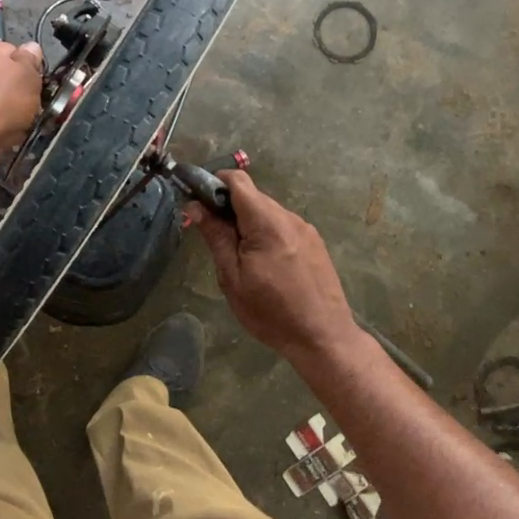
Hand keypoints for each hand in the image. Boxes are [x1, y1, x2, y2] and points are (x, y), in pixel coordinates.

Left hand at [0, 42, 43, 156]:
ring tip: (21, 126)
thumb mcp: (28, 74)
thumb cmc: (2, 103)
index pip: (13, 50)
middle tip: (34, 106)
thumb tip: (31, 47)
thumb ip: (30, 58)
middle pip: (5, 78)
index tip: (39, 81)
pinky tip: (6, 139)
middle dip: (20, 92)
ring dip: (11, 113)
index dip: (29, 66)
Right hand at [186, 170, 357, 360]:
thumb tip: (195, 206)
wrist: (323, 338)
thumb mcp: (233, 278)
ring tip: (241, 259)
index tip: (200, 205)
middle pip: (252, 196)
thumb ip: (216, 236)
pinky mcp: (314, 242)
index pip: (237, 180)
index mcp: (267, 222)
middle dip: (229, 210)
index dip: (214, 184)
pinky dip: (266, 234)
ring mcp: (305, 229)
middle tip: (216, 239)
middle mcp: (289, 217)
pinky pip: (282, 226)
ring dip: (248, 224)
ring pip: (267, 212)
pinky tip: (266, 265)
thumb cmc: (271, 312)